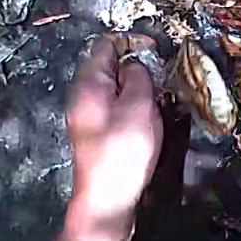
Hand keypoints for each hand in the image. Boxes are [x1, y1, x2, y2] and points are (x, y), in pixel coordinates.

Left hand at [64, 36, 161, 239]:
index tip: (155, 52)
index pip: (106, 45)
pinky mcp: (94, 130)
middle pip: (108, 65)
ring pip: (113, 86)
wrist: (107, 198)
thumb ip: (138, 76)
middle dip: (135, 65)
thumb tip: (135, 63)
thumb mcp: (139, 105)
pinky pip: (113, 105)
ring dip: (135, 87)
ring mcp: (86, 113)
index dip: (132, 42)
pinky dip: (129, 103)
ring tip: (155, 97)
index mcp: (88, 83)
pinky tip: (144, 117)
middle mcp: (81, 94)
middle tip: (159, 77)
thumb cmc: (124, 149)